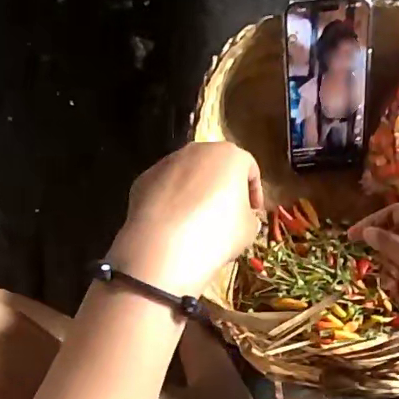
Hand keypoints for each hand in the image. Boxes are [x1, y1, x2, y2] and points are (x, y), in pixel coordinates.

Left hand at [109, 142, 263, 295]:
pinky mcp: (143, 179)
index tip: (254, 211)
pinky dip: (172, 200)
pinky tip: (174, 224)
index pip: (249, 168)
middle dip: (223, 186)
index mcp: (230, 155)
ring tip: (197, 220)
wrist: (165, 248)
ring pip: (188, 174)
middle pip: (216, 165)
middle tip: (227, 212)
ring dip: (196, 191)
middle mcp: (197, 150)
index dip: (254, 191)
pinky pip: (166, 188)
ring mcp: (166, 162)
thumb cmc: (218, 233)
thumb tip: (240, 215)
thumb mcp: (249, 229)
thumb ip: (248, 215)